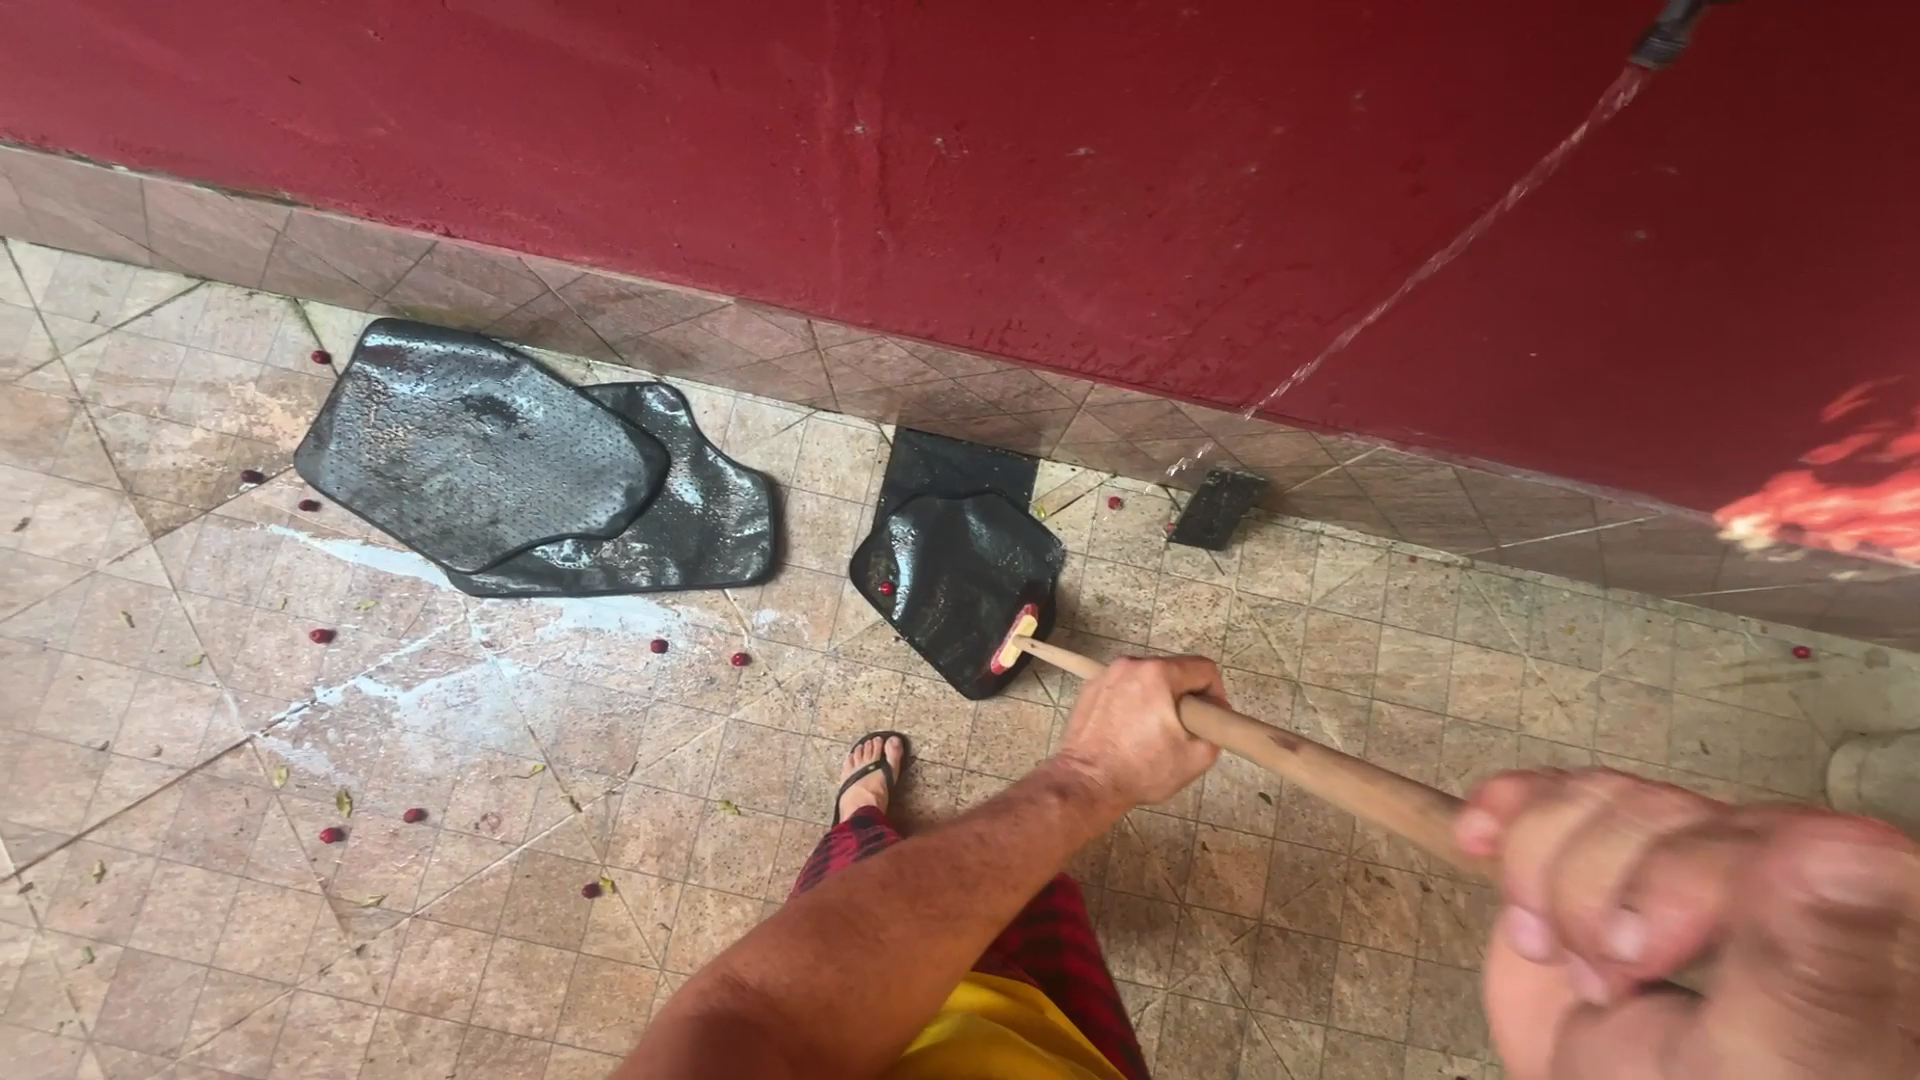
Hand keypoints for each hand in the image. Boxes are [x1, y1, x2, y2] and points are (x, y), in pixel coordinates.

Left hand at [1051, 655, 1223, 807]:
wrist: (1088, 781)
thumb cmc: (1140, 770)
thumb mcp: (1197, 756)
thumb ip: (1217, 728)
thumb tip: (1214, 712)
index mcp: (1158, 674)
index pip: (1203, 668)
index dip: (1215, 693)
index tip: (1209, 718)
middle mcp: (1131, 665)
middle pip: (1173, 671)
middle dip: (1184, 697)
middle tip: (1182, 729)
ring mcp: (1107, 674)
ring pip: (1148, 679)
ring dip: (1158, 699)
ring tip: (1154, 731)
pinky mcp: (1091, 688)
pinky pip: (1124, 687)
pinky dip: (1133, 702)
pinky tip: (1130, 730)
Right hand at [1458, 768, 1918, 1079]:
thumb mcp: (1759, 1060)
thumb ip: (1806, 965)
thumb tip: (1861, 848)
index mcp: (1847, 913)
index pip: (1763, 836)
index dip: (1675, 882)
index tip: (1630, 958)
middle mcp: (1767, 864)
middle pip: (1654, 814)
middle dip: (1589, 896)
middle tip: (1593, 981)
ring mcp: (1667, 847)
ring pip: (1588, 796)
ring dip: (1537, 873)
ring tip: (1546, 950)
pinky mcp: (1584, 841)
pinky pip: (1537, 786)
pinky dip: (1497, 810)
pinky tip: (1479, 842)